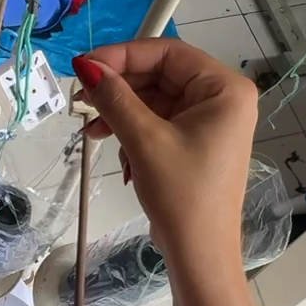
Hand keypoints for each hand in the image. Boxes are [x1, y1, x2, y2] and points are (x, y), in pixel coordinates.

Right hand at [73, 40, 258, 269]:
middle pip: (160, 76)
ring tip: (93, 131)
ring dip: (121, 113)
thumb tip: (86, 67)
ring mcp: (209, 123)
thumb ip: (115, 99)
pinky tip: (115, 149)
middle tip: (82, 99)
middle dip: (119, 89)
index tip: (85, 66)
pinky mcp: (194, 144)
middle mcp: (221, 100)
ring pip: (154, 101)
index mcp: (224, 90)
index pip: (168, 53)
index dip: (123, 56)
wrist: (199, 252)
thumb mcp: (144, 141)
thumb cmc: (182, 196)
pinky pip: (157, 123)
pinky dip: (132, 132)